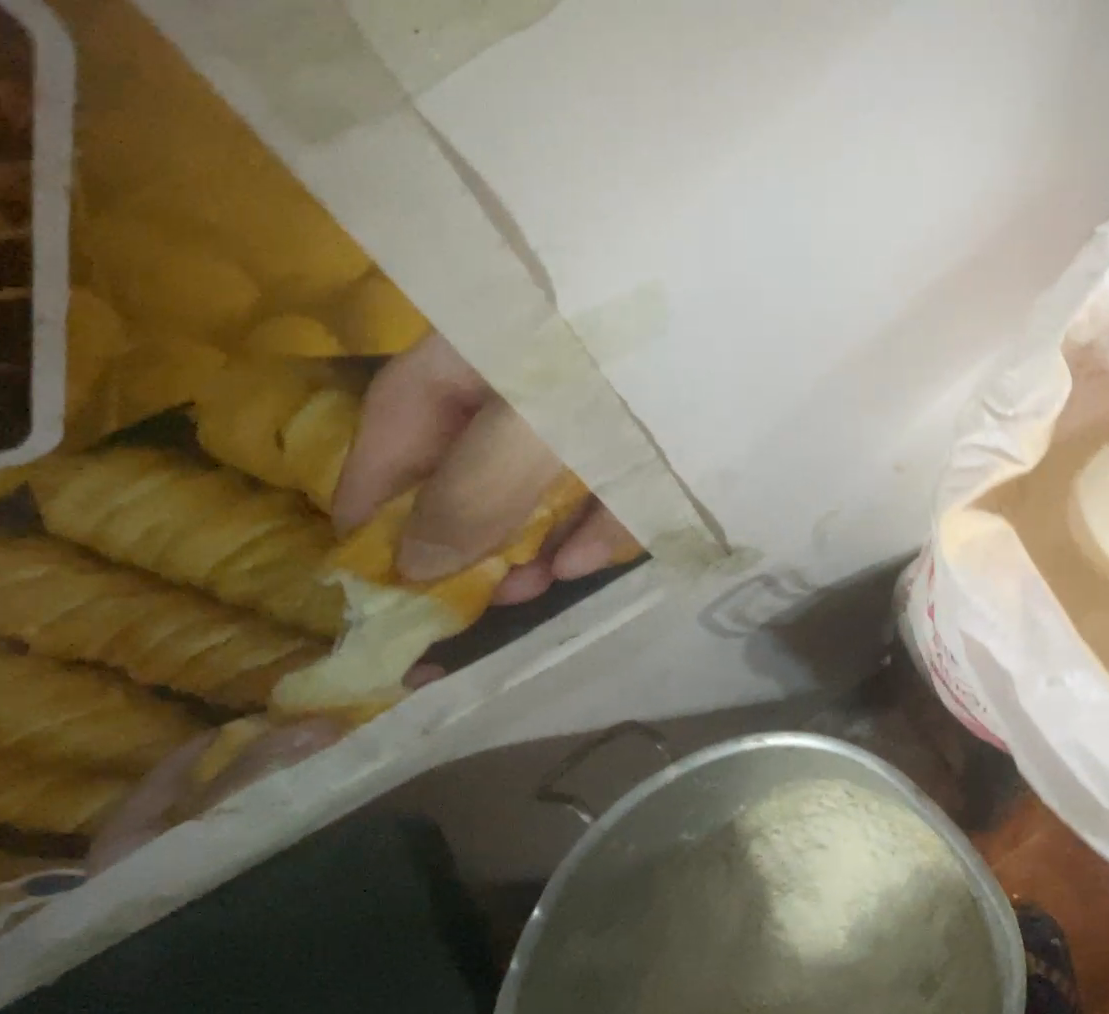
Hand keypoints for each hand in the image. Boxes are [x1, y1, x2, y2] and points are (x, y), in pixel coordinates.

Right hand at [331, 334, 640, 604]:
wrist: (752, 324)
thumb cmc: (621, 362)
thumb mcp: (536, 424)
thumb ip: (477, 490)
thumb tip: (415, 561)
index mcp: (486, 345)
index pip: (404, 415)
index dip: (375, 486)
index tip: (356, 557)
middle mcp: (538, 370)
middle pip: (479, 455)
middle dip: (472, 528)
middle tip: (467, 594)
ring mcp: (601, 402)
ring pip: (551, 477)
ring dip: (536, 537)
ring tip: (524, 590)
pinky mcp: (658, 432)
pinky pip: (619, 479)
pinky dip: (602, 520)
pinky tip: (583, 563)